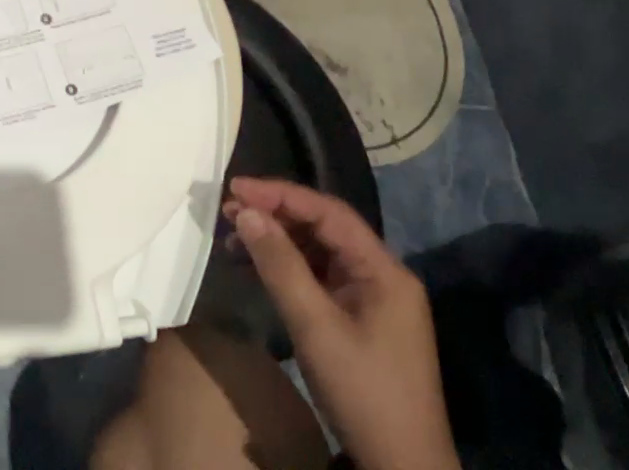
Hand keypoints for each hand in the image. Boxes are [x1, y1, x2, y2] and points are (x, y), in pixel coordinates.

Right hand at [224, 177, 458, 469]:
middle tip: (227, 210)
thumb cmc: (362, 390)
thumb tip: (246, 212)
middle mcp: (381, 275)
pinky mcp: (359, 319)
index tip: (235, 187)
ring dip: (277, 240)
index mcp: (383, 270)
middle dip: (275, 214)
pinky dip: (285, 266)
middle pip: (324, 228)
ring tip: (232, 236)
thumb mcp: (314, 325)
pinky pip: (319, 277)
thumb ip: (280, 265)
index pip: (329, 213)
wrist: (402, 464)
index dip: (280, 194)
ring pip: (319, 251)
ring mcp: (371, 299)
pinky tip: (255, 266)